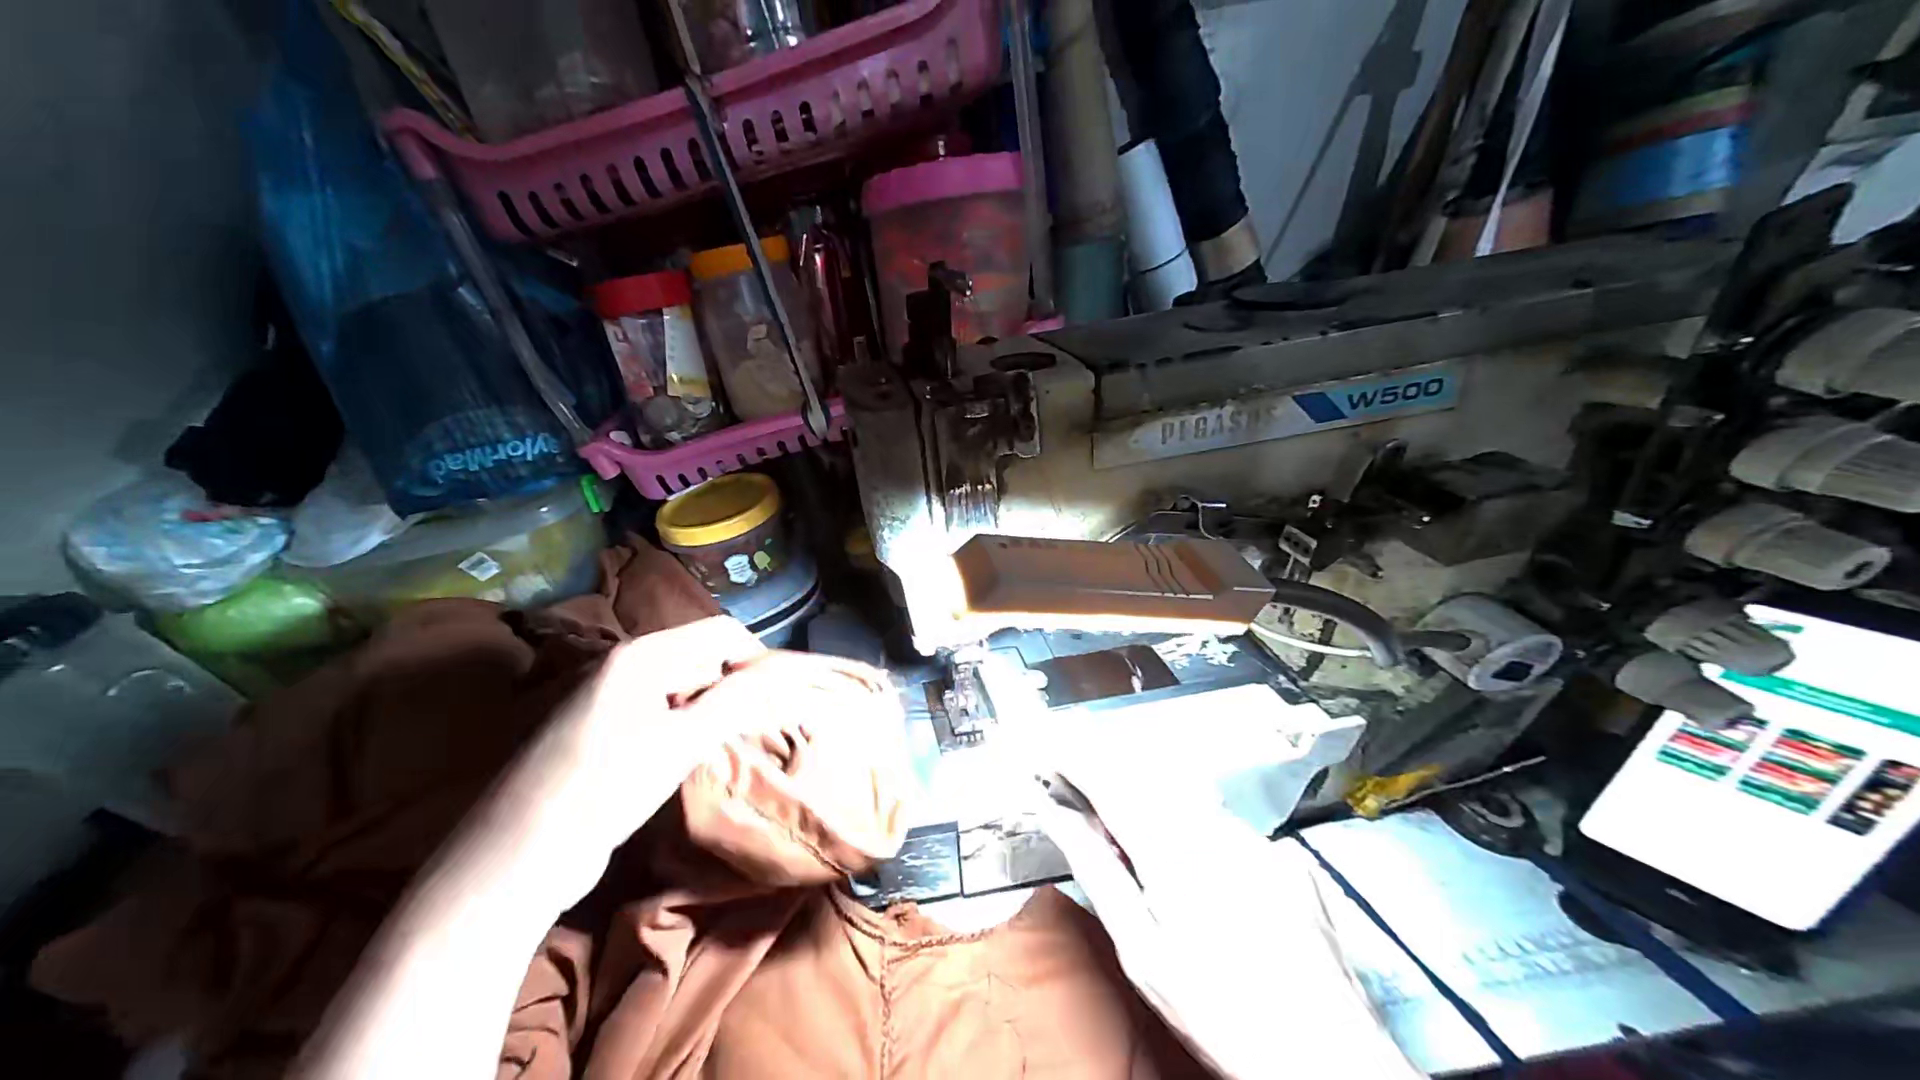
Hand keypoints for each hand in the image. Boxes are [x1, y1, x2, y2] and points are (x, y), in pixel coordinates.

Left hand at [489, 615, 771, 898]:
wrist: (515, 858)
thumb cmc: (604, 790)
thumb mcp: (680, 743)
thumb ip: (737, 701)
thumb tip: (785, 672)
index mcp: (641, 654)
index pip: (722, 633)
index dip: (759, 658)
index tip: (784, 697)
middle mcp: (624, 664)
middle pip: (702, 655)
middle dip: (739, 683)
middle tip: (766, 723)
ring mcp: (609, 697)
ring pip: (684, 685)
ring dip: (717, 706)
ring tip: (739, 740)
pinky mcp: (603, 730)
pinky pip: (662, 710)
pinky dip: (689, 724)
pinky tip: (698, 753)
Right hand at [1033, 743, 1422, 1079]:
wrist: (1328, 1060)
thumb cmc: (1218, 1011)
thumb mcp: (1141, 950)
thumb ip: (1097, 871)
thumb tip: (1059, 817)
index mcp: (1173, 850)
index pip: (1111, 781)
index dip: (1076, 761)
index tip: (1050, 757)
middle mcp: (1218, 829)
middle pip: (1149, 777)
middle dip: (1110, 777)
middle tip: (1083, 800)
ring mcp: (1259, 840)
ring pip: (1189, 797)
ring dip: (1153, 802)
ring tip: (1138, 843)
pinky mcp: (1288, 859)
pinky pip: (1228, 825)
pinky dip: (1197, 829)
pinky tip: (1200, 873)